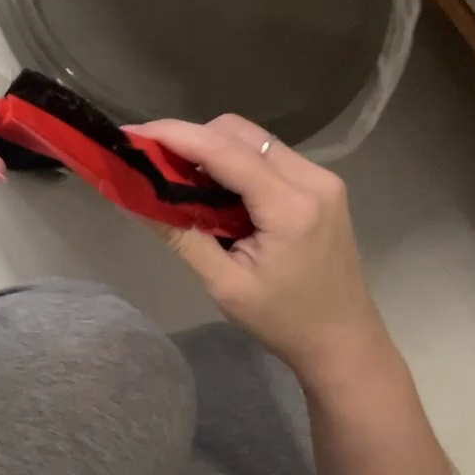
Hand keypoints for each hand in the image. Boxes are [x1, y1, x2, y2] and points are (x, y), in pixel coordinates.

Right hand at [126, 115, 392, 385]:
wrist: (344, 343)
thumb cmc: (283, 321)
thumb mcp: (224, 283)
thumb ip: (179, 234)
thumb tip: (130, 198)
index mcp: (290, 206)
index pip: (222, 150)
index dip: (173, 135)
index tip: (131, 134)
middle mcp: (311, 179)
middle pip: (237, 132)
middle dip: (189, 137)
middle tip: (149, 159)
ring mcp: (320, 179)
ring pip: (251, 138)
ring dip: (209, 146)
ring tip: (173, 172)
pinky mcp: (319, 186)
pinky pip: (265, 155)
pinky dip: (231, 159)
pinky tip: (209, 185)